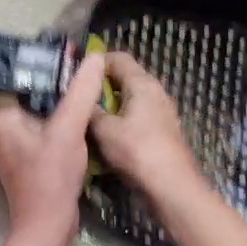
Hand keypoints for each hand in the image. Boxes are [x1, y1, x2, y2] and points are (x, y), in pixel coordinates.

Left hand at [0, 53, 107, 238]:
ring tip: (80, 83)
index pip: (8, 76)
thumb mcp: (69, 129)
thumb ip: (81, 92)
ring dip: (55, 99)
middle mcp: (1, 128)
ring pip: (33, 110)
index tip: (57, 52)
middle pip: (23, 92)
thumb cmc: (51, 177)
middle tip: (75, 65)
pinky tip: (79, 113)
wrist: (48, 226)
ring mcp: (13, 145)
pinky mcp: (27, 158)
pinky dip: (57, 119)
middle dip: (48, 79)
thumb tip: (94, 58)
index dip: (31, 61)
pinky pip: (40, 128)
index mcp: (1, 117)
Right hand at [90, 52, 201, 196]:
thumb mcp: (104, 130)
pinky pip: (137, 117)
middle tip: (78, 99)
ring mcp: (162, 112)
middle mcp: (155, 92)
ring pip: (131, 100)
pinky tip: (107, 137)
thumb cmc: (137, 152)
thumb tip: (81, 101)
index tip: (75, 75)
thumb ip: (91, 111)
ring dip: (111, 107)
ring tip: (88, 118)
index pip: (118, 58)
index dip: (95, 62)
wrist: (172, 187)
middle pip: (125, 78)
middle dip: (101, 87)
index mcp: (142, 84)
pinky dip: (122, 122)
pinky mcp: (163, 131)